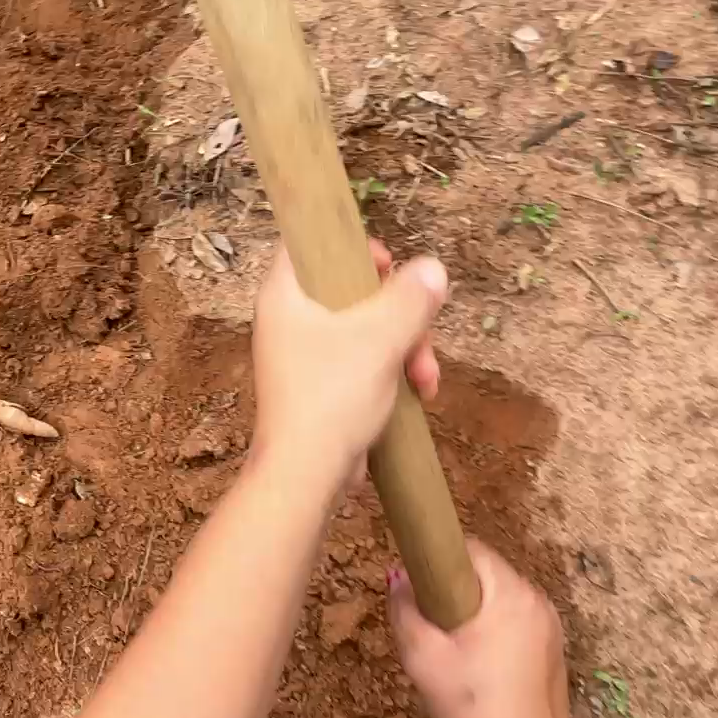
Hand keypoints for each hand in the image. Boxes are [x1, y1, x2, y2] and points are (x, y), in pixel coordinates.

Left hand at [248, 240, 447, 488]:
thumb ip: (409, 299)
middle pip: (350, 291)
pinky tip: (417, 394)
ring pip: (364, 330)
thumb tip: (432, 268)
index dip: (349, 246)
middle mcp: (288, 320)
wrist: (304, 473)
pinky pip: (360, 362)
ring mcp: (302, 355)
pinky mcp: (318, 386)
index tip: (387, 266)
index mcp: (285, 295)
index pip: (308, 244)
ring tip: (425, 379)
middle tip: (421, 333)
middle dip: (398, 314)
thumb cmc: (331, 396)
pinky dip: (388, 372)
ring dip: (404, 348)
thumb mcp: (379, 338)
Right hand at [387, 541, 570, 717]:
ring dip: (473, 609)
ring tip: (451, 648)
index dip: (437, 559)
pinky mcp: (554, 650)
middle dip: (453, 588)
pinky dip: (493, 629)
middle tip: (430, 624)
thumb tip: (397, 575)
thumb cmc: (470, 703)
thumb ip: (403, 607)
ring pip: (499, 597)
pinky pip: (515, 620)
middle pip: (485, 573)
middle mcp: (538, 600)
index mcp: (510, 593)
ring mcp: (551, 626)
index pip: (469, 548)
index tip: (417, 586)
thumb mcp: (421, 654)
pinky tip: (477, 665)